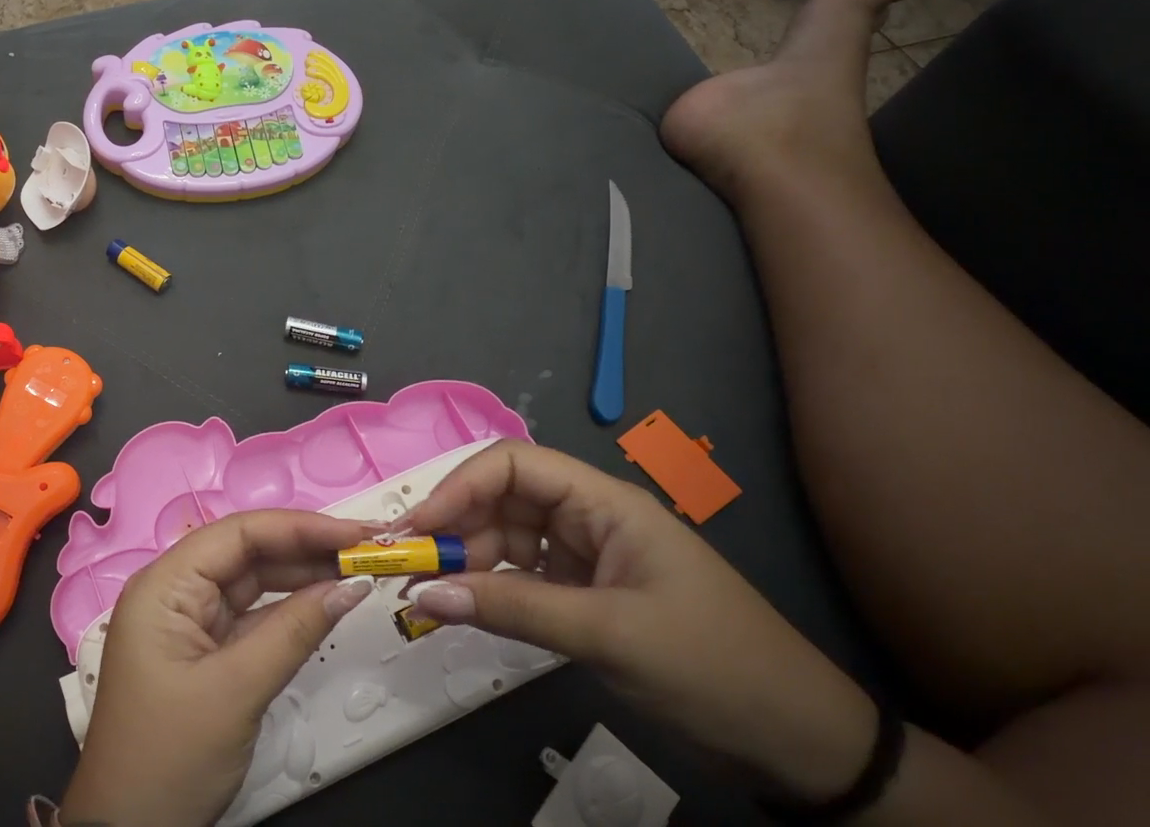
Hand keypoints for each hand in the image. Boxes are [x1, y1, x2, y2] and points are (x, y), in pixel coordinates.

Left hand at [60, 511, 375, 826]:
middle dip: (307, 548)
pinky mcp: (205, 653)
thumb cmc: (169, 756)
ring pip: (254, 583)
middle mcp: (174, 592)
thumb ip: (295, 631)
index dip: (300, 526)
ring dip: (304, 576)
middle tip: (369, 550)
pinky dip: (291, 611)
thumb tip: (350, 586)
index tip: (357, 532)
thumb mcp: (236, 690)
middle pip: (247, 552)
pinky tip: (328, 604)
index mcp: (165, 586)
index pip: (238, 534)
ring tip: (359, 570)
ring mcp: (189, 623)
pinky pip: (253, 617)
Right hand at [395, 440, 876, 801]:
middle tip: (407, 568)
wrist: (798, 740)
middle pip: (504, 501)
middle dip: (454, 527)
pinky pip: (523, 581)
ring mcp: (589, 561)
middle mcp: (592, 521)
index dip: (458, 487)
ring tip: (426, 592)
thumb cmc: (711, 666)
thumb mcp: (606, 633)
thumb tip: (420, 595)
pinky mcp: (588, 599)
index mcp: (606, 504)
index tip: (415, 530)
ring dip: (467, 561)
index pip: (514, 466)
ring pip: (508, 541)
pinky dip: (490, 591)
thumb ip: (510, 609)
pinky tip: (463, 609)